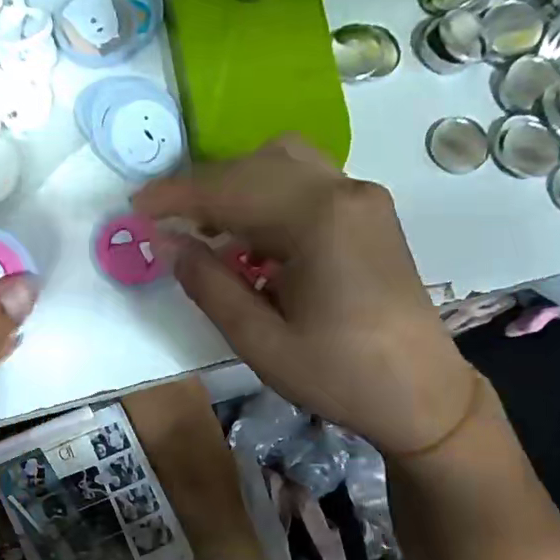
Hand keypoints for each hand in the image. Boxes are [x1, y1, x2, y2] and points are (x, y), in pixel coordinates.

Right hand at [133, 136, 477, 456]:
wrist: (424, 397)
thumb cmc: (342, 378)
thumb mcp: (264, 343)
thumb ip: (211, 287)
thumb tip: (167, 243)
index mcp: (319, 218)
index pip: (232, 188)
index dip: (178, 197)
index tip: (136, 208)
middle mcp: (346, 191)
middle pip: (261, 163)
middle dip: (209, 189)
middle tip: (170, 225)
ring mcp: (365, 201)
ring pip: (289, 167)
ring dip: (243, 190)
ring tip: (211, 235)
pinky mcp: (374, 218)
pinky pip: (312, 189)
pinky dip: (274, 203)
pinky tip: (257, 244)